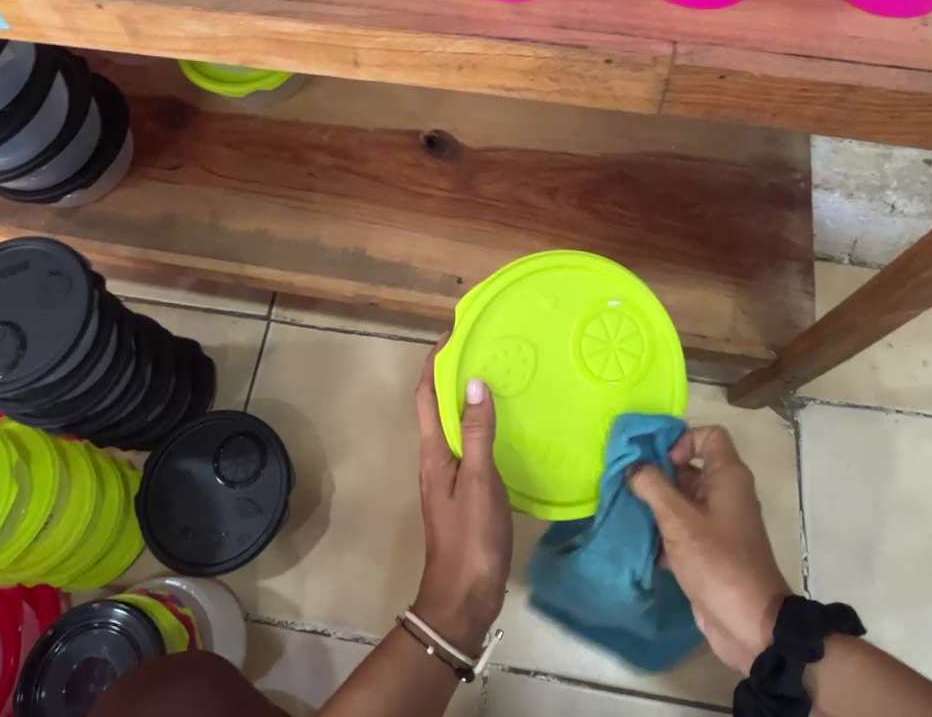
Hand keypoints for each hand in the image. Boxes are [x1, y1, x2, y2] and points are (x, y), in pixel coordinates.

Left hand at [411, 340, 510, 652]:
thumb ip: (476, 433)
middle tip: (482, 348)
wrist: (463, 598)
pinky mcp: (464, 491)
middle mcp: (435, 457)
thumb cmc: (470, 538)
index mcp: (433, 451)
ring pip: (452, 424)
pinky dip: (480, 424)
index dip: (435, 362)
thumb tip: (474, 382)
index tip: (453, 333)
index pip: (427, 394)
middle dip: (452, 373)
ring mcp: (448, 476)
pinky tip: (504, 425)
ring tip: (496, 376)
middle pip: (437, 405)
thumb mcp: (479, 482)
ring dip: (466, 397)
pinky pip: (468, 444)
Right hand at [628, 426, 791, 674]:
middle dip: (656, 472)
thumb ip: (652, 486)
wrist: (751, 625)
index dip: (682, 440)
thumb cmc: (718, 563)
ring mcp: (717, 523)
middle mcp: (724, 493)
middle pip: (688, 467)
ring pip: (681, 499)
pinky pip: (681, 527)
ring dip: (654, 503)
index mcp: (727, 477)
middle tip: (625, 481)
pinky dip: (661, 530)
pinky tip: (638, 541)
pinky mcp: (708, 549)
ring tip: (625, 509)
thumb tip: (633, 466)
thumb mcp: (679, 521)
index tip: (658, 461)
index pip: (708, 435)